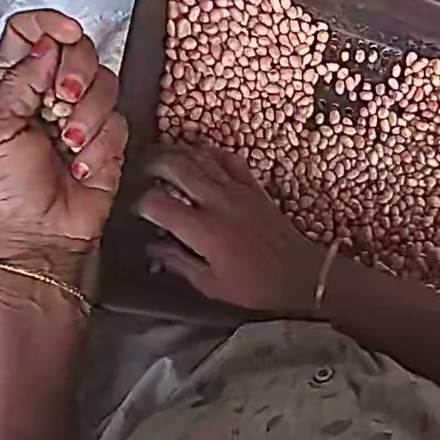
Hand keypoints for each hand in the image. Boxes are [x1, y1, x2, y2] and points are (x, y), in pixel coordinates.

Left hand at [0, 10, 127, 278]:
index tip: (66, 32)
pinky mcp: (111, 141)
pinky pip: (119, 123)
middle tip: (61, 103)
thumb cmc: (9, 188)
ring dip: (88, 117)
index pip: (31, 32)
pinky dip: (102, 146)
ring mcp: (84, 116)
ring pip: (105, 85)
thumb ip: (18, 81)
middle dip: (76, 73)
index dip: (50, 24)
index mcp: (14, 84)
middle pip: (78, 51)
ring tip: (69, 146)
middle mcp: (51, 94)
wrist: (43, 233)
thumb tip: (49, 47)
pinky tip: (82, 165)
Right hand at [135, 144, 324, 312]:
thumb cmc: (256, 286)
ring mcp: (238, 191)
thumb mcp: (212, 284)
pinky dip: (210, 152)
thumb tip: (153, 248)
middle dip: (152, 164)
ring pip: (201, 157)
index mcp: (203, 230)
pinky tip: (199, 155)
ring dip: (177, 153)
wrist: (301, 273)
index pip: (158, 203)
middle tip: (140, 171)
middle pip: (176, 167)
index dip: (140, 203)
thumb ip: (179, 263)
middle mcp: (218, 203)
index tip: (137, 210)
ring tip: (161, 158)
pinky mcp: (254, 187)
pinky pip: (229, 159)